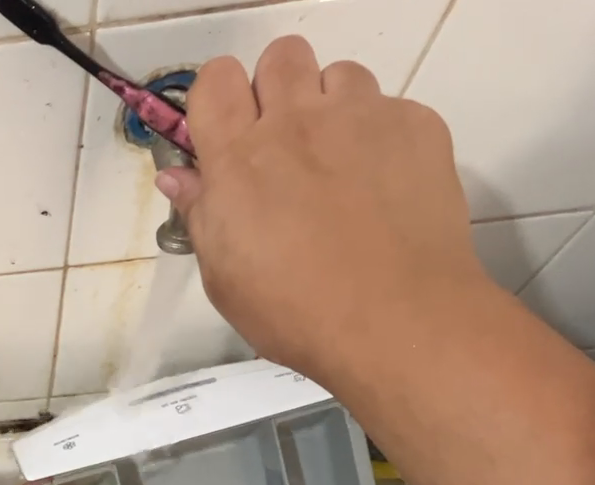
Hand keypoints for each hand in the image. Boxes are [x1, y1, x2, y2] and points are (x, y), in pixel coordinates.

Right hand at [155, 36, 499, 380]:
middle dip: (272, 91)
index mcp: (239, 161)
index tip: (221, 136)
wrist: (394, 318)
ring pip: (338, 75)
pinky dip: (375, 137)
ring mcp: (363, 117)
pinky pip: (388, 108)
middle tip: (278, 146)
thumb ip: (201, 214)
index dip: (215, 101)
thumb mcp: (223, 276)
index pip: (214, 80)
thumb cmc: (291, 311)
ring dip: (326, 109)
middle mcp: (298, 123)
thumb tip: (178, 177)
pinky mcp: (416, 126)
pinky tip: (377, 189)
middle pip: (279, 56)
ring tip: (333, 165)